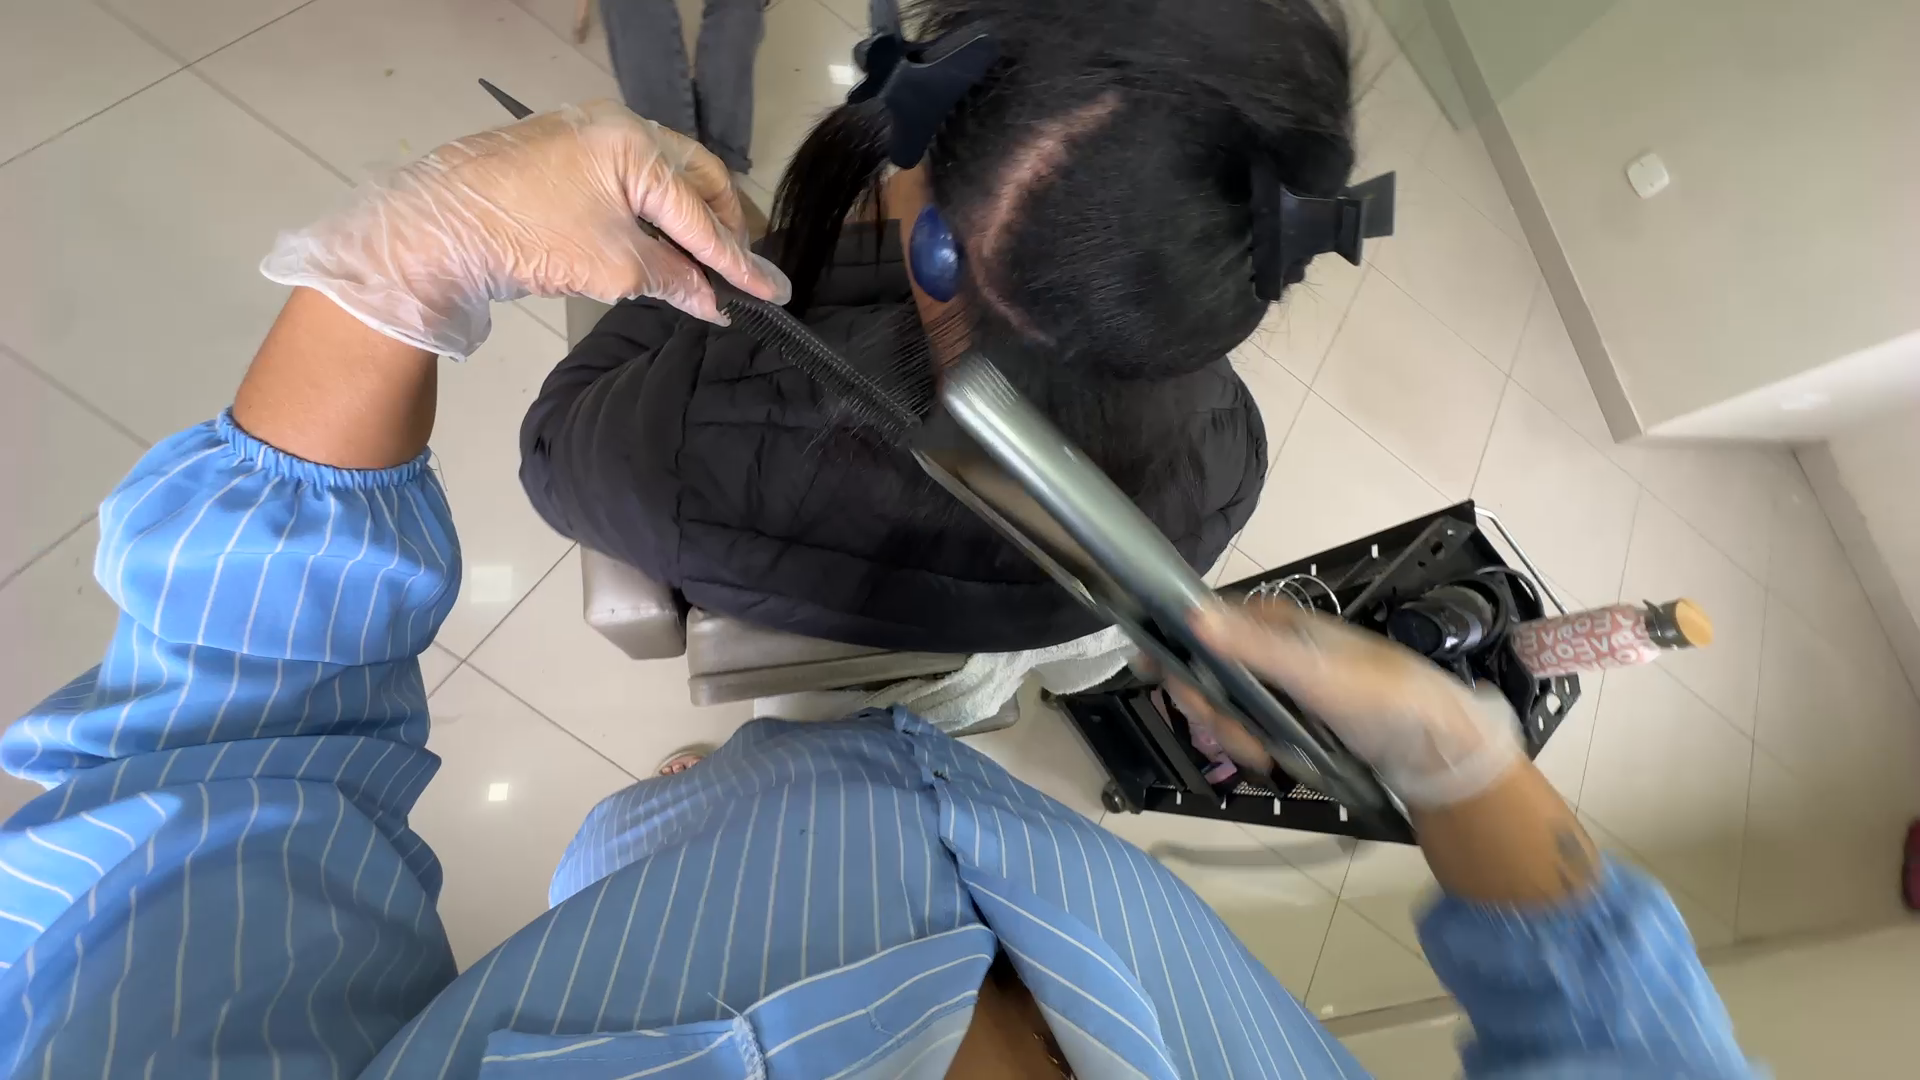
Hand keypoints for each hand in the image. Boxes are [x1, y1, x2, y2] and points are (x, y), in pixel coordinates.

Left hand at [261, 100, 791, 357]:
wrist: (432, 231)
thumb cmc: (532, 237)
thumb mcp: (617, 267)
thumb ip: (677, 281)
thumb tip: (718, 305)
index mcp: (633, 143)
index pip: (701, 212)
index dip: (739, 260)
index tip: (774, 291)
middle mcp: (616, 126)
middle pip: (695, 177)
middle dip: (724, 225)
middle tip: (744, 267)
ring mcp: (589, 137)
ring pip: (666, 178)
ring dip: (693, 221)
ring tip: (713, 262)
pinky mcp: (568, 157)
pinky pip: (635, 184)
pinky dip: (660, 217)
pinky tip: (669, 246)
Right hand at [1170, 599, 1521, 807]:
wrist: (1438, 751)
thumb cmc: (1379, 698)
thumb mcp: (1313, 672)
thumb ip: (1251, 646)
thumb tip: (1189, 613)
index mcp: (1270, 620)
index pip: (1200, 624)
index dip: (1175, 651)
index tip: (1162, 684)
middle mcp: (1266, 645)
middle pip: (1204, 668)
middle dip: (1209, 707)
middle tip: (1233, 736)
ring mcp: (1276, 681)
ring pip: (1221, 701)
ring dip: (1229, 732)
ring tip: (1260, 756)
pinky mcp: (1286, 714)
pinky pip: (1245, 724)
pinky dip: (1248, 743)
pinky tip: (1268, 759)